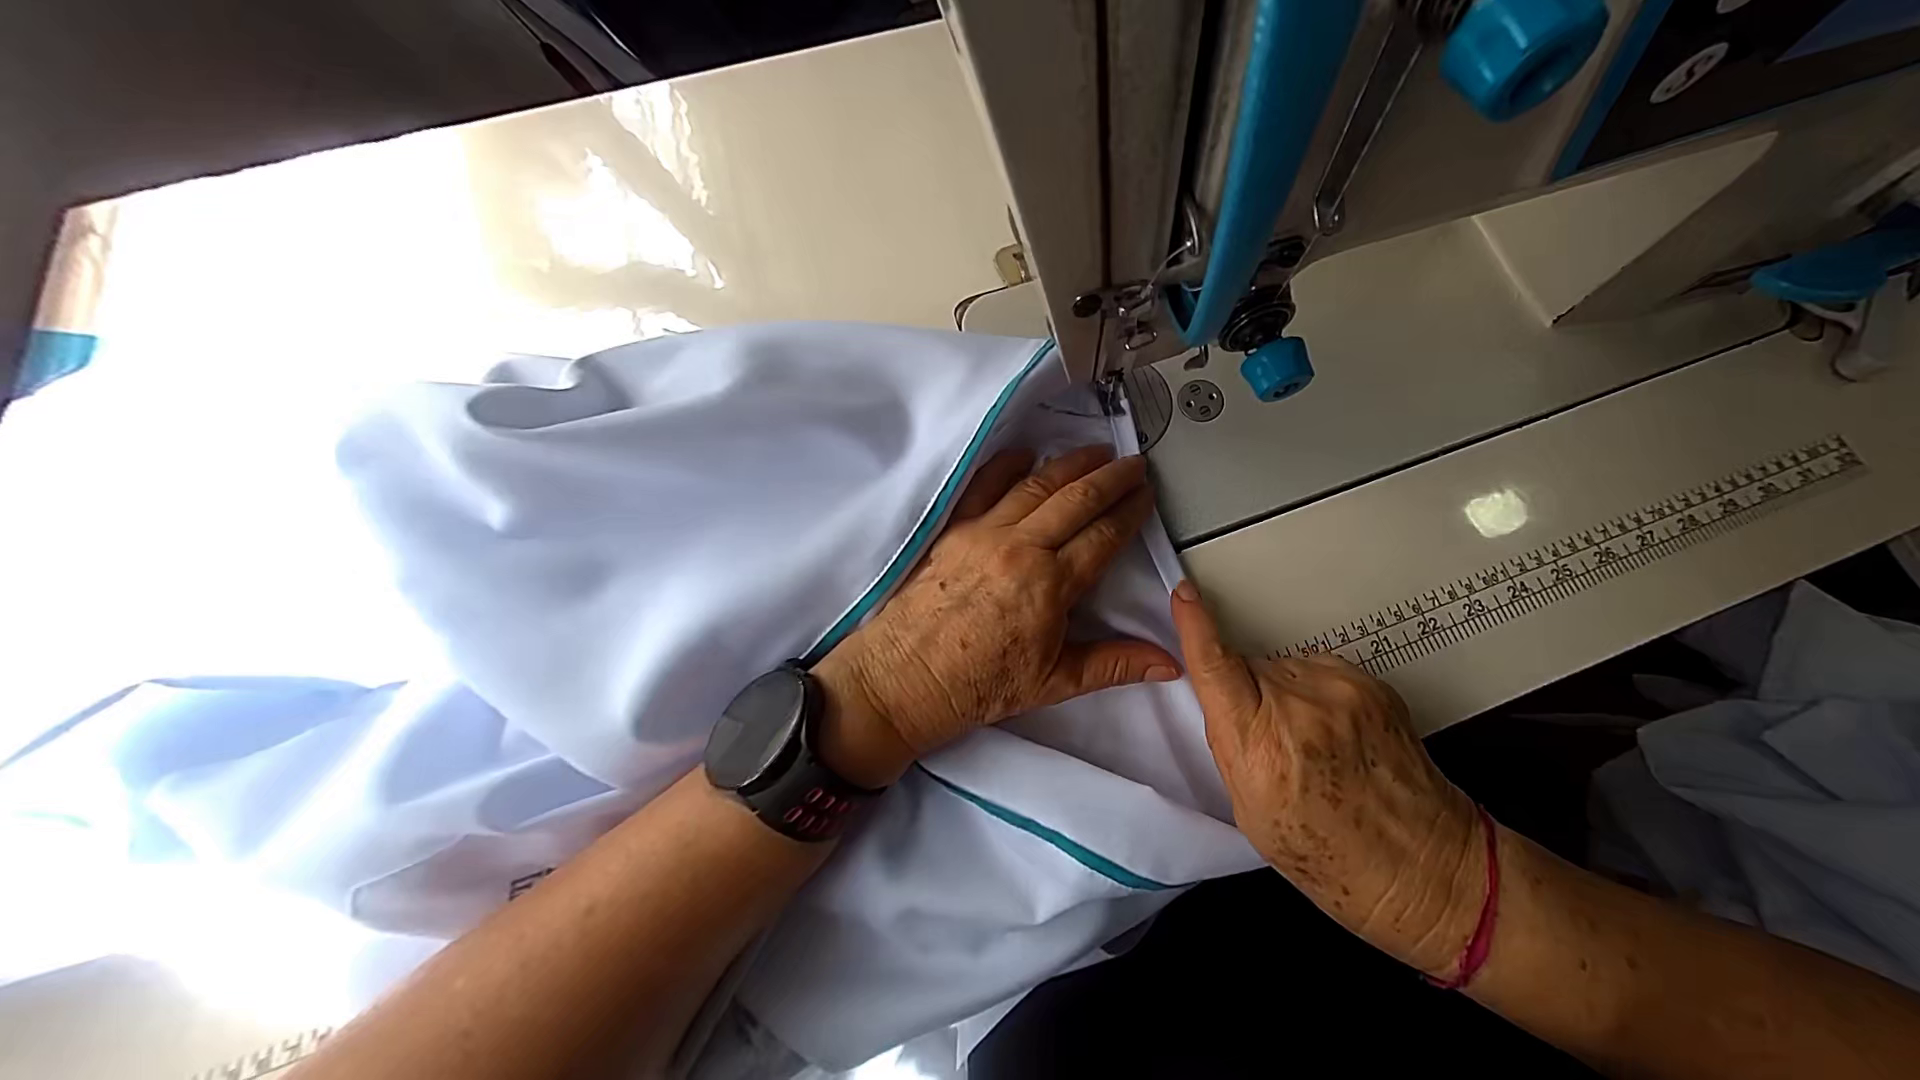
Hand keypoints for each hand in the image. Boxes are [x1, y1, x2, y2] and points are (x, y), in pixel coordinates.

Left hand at [813, 444, 1181, 786]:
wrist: (906, 680)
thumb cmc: (976, 685)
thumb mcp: (1053, 682)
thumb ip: (1114, 665)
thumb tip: (1167, 664)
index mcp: (1050, 586)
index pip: (1103, 536)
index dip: (1130, 512)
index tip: (1145, 496)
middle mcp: (1019, 550)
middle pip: (1076, 499)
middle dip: (1111, 477)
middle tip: (1132, 463)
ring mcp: (982, 534)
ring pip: (1035, 485)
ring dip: (1069, 464)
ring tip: (1094, 453)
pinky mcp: (952, 531)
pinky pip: (982, 486)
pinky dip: (1004, 465)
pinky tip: (1024, 453)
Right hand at [1168, 579, 1485, 977]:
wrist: (1425, 866)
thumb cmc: (1329, 853)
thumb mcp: (1249, 809)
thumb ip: (1229, 742)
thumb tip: (1218, 695)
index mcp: (1262, 748)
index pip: (1217, 667)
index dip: (1195, 626)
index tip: (1185, 594)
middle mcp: (1302, 710)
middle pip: (1248, 666)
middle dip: (1245, 689)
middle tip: (1266, 734)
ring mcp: (1342, 693)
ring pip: (1283, 666)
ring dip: (1282, 690)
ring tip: (1309, 740)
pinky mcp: (1371, 685)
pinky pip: (1317, 670)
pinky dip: (1313, 691)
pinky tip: (1332, 730)